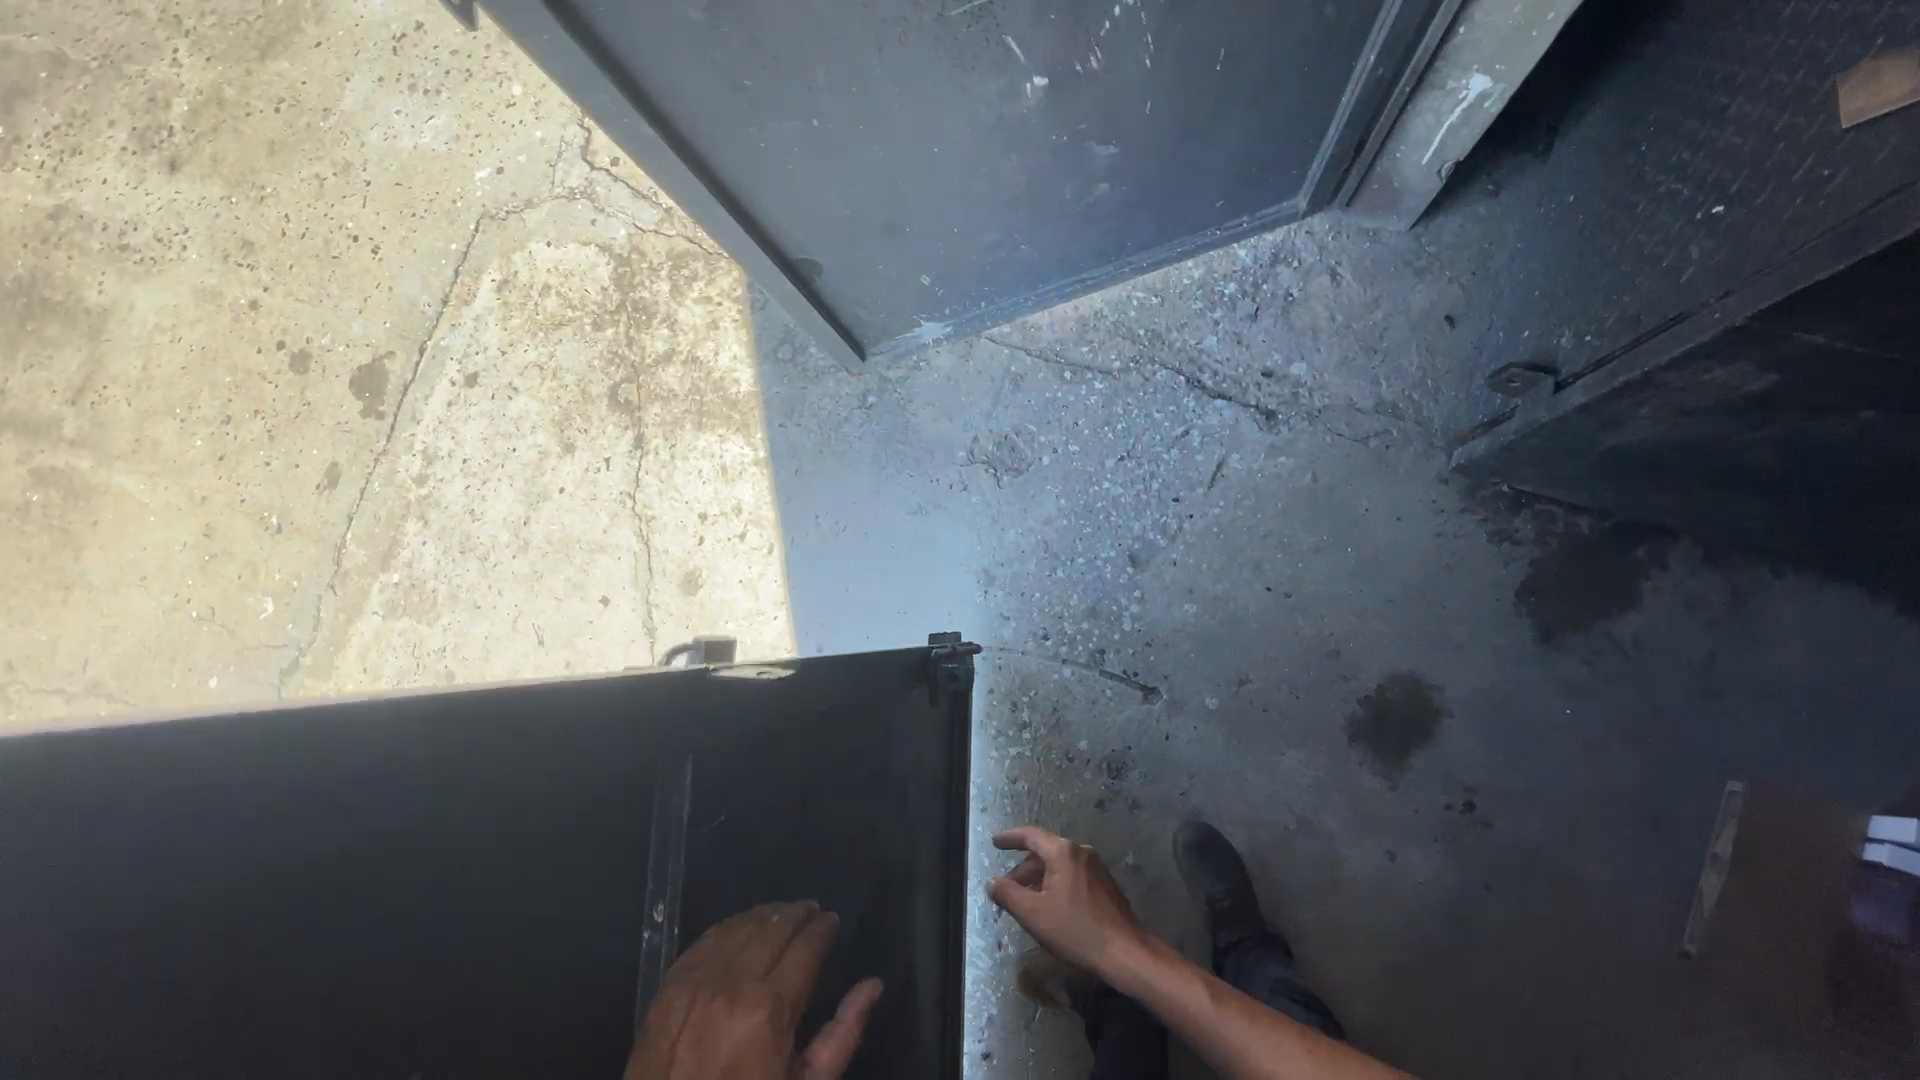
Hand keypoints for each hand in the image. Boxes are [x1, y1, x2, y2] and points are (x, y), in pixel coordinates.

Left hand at [625, 901, 883, 1079]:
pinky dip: (730, 926)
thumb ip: (843, 1033)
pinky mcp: (669, 987)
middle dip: (798, 914)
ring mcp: (696, 982)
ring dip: (766, 915)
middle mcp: (732, 983)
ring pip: (739, 926)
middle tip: (813, 910)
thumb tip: (872, 985)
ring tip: (783, 914)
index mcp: (770, 1009)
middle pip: (773, 928)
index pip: (806, 947)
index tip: (832, 920)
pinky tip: (743, 927)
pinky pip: (705, 940)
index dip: (823, 928)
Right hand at [987, 825, 1147, 978]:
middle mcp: (1081, 852)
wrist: (1123, 952)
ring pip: (1059, 865)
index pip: (1031, 835)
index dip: (1010, 838)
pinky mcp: (1104, 884)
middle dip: (1023, 868)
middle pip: (1044, 851)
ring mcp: (1096, 867)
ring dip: (1039, 878)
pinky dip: (1055, 884)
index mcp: (1063, 852)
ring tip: (1025, 900)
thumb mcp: (1033, 914)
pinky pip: (1072, 875)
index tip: (995, 842)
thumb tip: (992, 882)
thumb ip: (1008, 894)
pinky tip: (1050, 906)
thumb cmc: (1075, 930)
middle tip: (1006, 888)